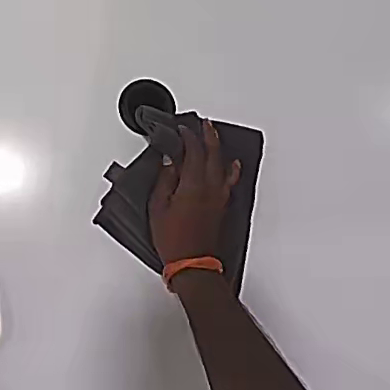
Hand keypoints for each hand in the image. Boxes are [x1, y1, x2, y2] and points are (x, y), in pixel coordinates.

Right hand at [149, 119, 242, 263]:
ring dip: (218, 149)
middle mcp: (211, 188)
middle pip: (213, 154)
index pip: (194, 151)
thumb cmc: (174, 240)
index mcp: (193, 185)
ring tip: (214, 138)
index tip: (182, 129)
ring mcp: (219, 197)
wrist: (193, 265)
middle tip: (203, 125)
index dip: (188, 137)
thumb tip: (168, 164)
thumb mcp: (158, 206)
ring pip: (223, 165)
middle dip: (208, 136)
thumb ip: (164, 180)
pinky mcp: (223, 206)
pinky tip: (232, 165)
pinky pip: (229, 179)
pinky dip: (230, 168)